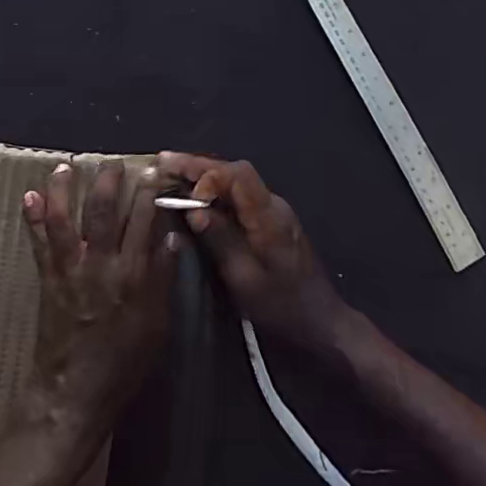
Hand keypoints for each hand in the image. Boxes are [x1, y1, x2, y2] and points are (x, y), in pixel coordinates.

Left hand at [21, 161, 178, 432]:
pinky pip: (38, 242)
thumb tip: (173, 238)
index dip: (147, 192)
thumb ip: (163, 279)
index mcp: (132, 275)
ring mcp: (70, 269)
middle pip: (103, 211)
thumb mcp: (157, 325)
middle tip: (112, 162)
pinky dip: (32, 218)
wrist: (75, 393)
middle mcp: (100, 264)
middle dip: (107, 181)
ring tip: (64, 166)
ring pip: (64, 219)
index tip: (150, 170)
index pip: (142, 221)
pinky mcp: (47, 279)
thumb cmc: (124, 362)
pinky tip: (28, 195)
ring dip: (62, 189)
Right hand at [159, 152, 351, 351]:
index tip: (186, 194)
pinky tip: (197, 196)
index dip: (208, 175)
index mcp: (268, 215)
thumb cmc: (282, 305)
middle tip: (163, 162)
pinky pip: (240, 196)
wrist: (321, 323)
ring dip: (205, 175)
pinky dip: (215, 190)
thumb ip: (220, 240)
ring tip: (172, 173)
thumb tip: (193, 209)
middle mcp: (272, 204)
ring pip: (236, 181)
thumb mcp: (245, 279)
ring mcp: (274, 212)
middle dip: (198, 166)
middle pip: (235, 171)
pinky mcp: (271, 222)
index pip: (238, 174)